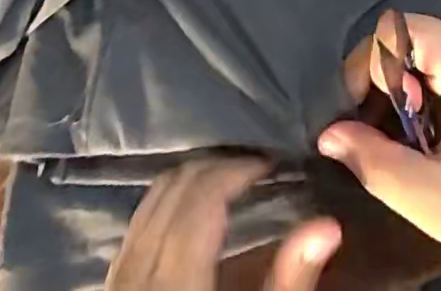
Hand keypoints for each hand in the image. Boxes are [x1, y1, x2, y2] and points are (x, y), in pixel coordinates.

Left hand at [106, 157, 340, 290]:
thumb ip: (291, 280)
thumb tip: (328, 225)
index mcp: (177, 280)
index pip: (203, 196)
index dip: (238, 168)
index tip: (272, 162)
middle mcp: (139, 271)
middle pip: (175, 187)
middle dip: (218, 165)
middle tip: (258, 166)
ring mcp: (117, 278)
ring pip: (152, 198)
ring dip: (193, 179)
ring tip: (233, 180)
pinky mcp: (112, 285)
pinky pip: (139, 221)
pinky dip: (170, 200)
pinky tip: (197, 212)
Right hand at [317, 13, 440, 269]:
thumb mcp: (436, 199)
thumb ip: (377, 164)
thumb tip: (327, 134)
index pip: (393, 31)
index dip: (366, 67)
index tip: (358, 118)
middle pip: (396, 37)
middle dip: (373, 82)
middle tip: (375, 135)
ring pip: (404, 53)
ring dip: (386, 93)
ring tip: (391, 141)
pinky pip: (419, 69)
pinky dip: (403, 99)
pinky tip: (410, 138)